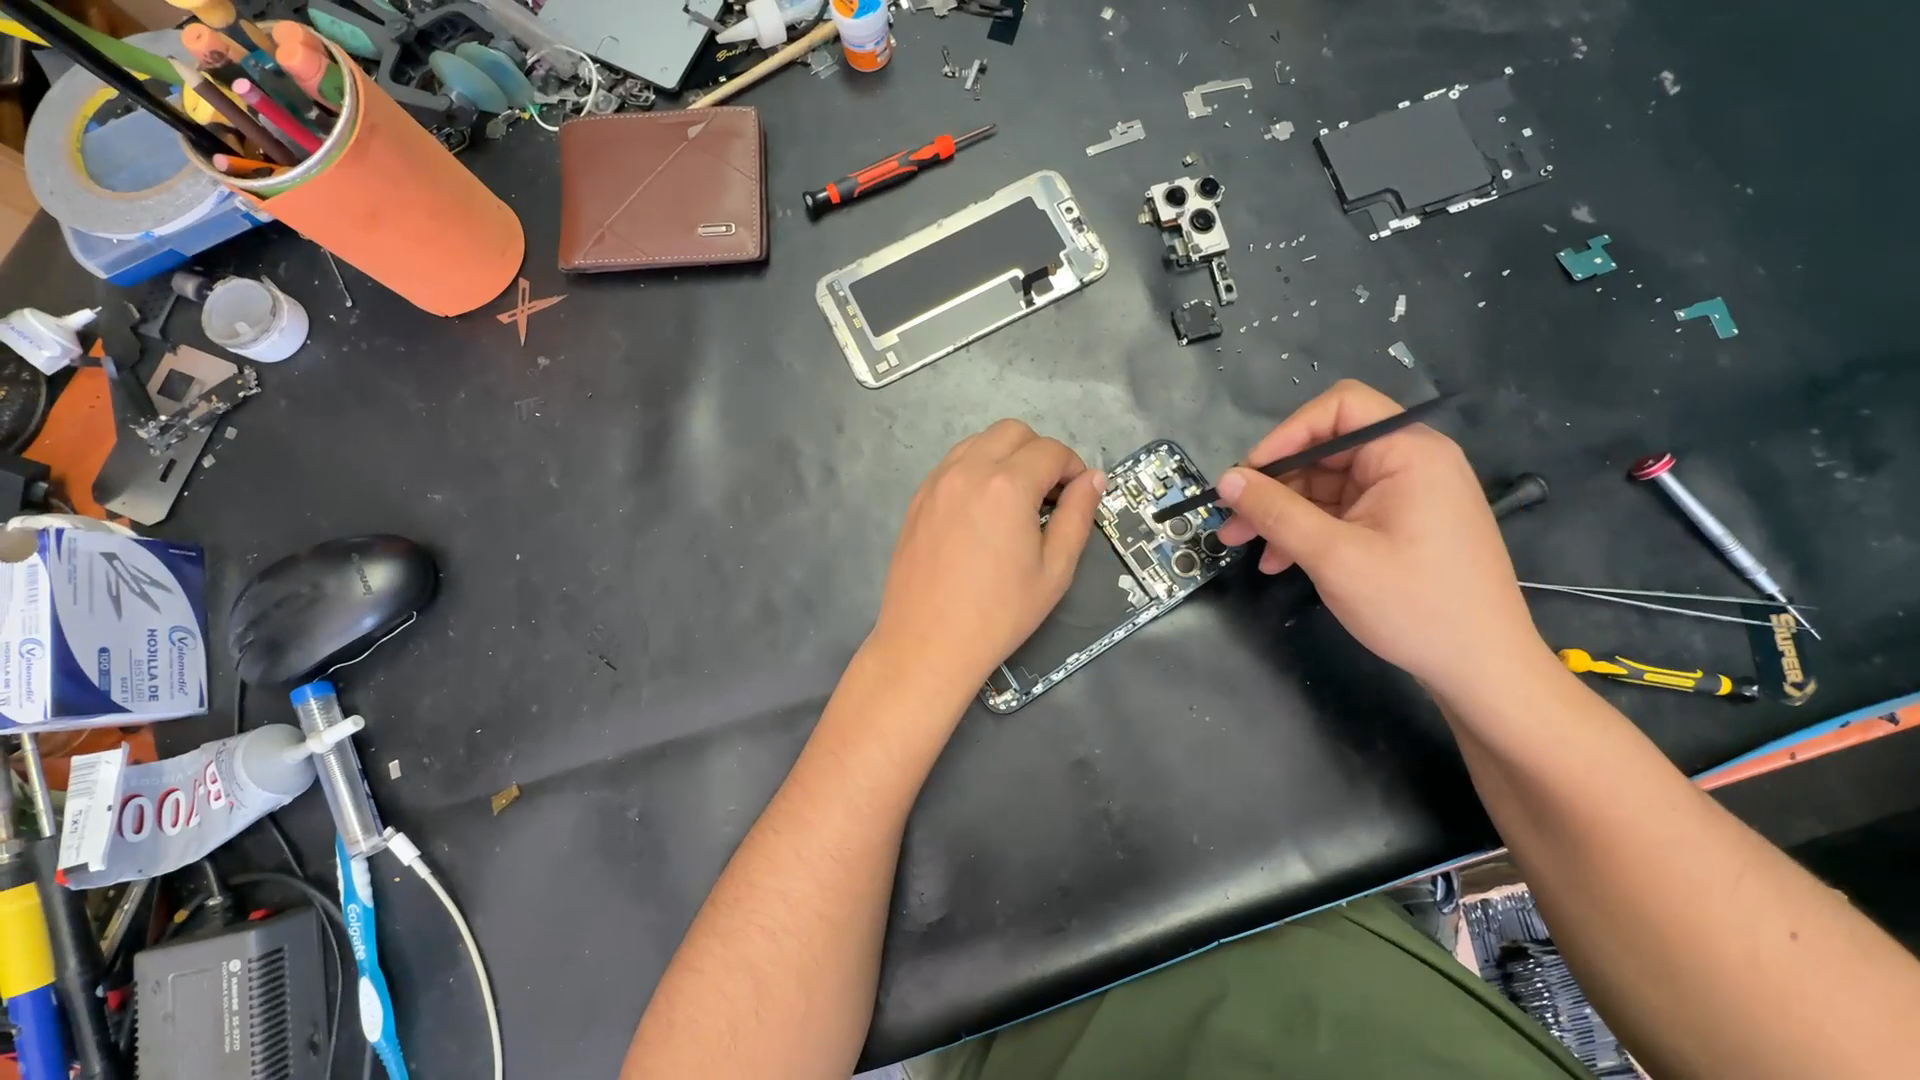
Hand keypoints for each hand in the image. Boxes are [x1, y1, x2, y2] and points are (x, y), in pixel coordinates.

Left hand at [870, 420, 1106, 695]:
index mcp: (1006, 486)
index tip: (1079, 495)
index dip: (1073, 468)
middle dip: (1040, 453)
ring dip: (1006, 457)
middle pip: (1013, 432)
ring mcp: (937, 482)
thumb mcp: (1054, 570)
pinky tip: (984, 510)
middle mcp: (968, 471)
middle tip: (1050, 495)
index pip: (1051, 451)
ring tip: (1016, 501)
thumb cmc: (999, 613)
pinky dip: (977, 469)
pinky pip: (954, 463)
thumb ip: (1077, 516)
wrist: (928, 642)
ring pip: (979, 442)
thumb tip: (1093, 479)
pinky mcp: (919, 498)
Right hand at [1213, 380, 1550, 695]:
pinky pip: (1343, 512)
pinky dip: (1308, 531)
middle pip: (1327, 450)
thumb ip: (1276, 511)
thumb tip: (1226, 479)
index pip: (1339, 408)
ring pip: (1328, 485)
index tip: (1247, 475)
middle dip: (1274, 484)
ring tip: (1242, 545)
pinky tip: (1279, 561)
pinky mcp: (1402, 526)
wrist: (1482, 668)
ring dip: (1283, 513)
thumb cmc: (1414, 605)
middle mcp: (1412, 463)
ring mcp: (1408, 496)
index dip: (1286, 434)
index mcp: (1409, 452)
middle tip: (1231, 519)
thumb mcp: (1333, 556)